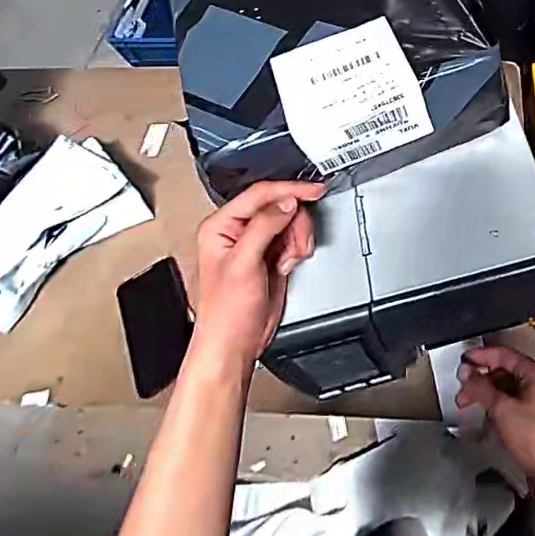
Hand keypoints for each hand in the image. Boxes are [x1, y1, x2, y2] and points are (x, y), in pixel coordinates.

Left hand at [187, 180, 324, 365]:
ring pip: (291, 220)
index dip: (289, 190)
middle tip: (295, 244)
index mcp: (221, 226)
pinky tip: (286, 264)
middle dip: (295, 225)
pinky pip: (295, 236)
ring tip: (288, 259)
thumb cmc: (225, 314)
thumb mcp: (243, 265)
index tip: (314, 191)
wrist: (235, 344)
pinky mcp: (271, 253)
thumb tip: (285, 202)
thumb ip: (264, 227)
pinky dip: (298, 248)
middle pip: (281, 205)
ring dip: (297, 239)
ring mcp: (256, 242)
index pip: (260, 194)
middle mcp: (237, 230)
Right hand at [455, 345, 534, 478]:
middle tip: (463, 384)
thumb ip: (481, 388)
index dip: (482, 355)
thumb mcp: (502, 409)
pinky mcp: (533, 417)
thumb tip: (468, 373)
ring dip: (486, 392)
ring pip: (506, 387)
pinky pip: (510, 402)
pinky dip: (495, 404)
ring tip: (468, 401)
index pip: (504, 354)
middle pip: (504, 371)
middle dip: (481, 377)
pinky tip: (485, 413)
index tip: (465, 358)